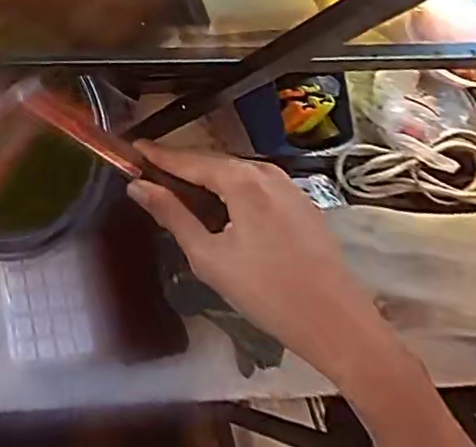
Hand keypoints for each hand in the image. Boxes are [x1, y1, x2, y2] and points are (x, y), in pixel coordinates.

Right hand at [126, 141, 471, 446]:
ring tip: (180, 193)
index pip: (187, 158)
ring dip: (206, 180)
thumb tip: (137, 185)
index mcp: (241, 179)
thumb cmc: (269, 293)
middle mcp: (265, 172)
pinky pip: (255, 186)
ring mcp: (288, 186)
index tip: (133, 147)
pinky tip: (221, 210)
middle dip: (180, 166)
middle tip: (151, 174)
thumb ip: (171, 214)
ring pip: (234, 173)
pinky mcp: (302, 204)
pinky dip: (231, 190)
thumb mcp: (209, 257)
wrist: (343, 329)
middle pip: (211, 161)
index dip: (157, 154)